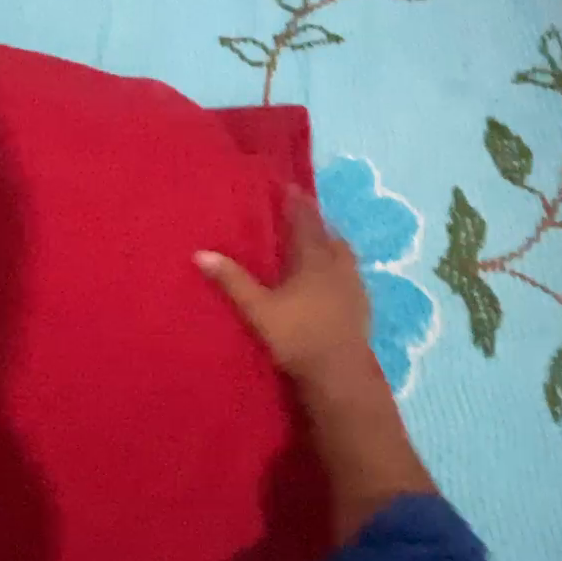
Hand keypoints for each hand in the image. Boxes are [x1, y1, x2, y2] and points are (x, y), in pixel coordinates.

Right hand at [197, 187, 433, 542]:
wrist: (339, 374)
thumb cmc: (297, 337)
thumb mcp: (257, 309)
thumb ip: (232, 280)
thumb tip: (200, 253)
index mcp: (313, 258)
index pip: (304, 221)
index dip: (295, 202)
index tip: (286, 186)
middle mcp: (337, 265)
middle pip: (327, 233)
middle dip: (313, 220)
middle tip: (299, 211)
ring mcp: (353, 285)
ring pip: (342, 253)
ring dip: (329, 241)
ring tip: (316, 239)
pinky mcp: (361, 306)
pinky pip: (349, 274)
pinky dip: (339, 266)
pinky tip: (332, 277)